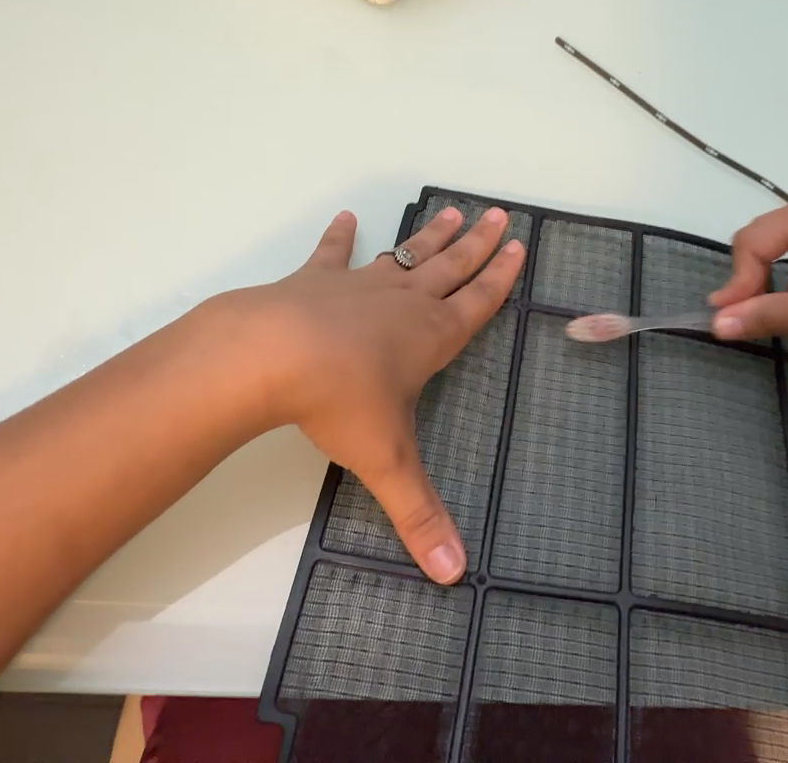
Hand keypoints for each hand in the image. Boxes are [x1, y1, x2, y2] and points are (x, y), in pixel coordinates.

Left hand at [206, 206, 524, 583]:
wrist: (270, 355)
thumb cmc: (340, 402)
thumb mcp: (387, 461)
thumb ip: (420, 515)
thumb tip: (455, 576)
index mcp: (430, 336)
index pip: (477, 303)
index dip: (500, 277)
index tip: (518, 246)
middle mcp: (404, 303)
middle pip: (451, 267)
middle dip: (477, 244)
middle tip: (499, 214)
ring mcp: (360, 286)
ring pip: (406, 255)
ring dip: (430, 235)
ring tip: (450, 210)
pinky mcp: (315, 280)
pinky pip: (334, 254)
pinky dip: (341, 237)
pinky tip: (347, 218)